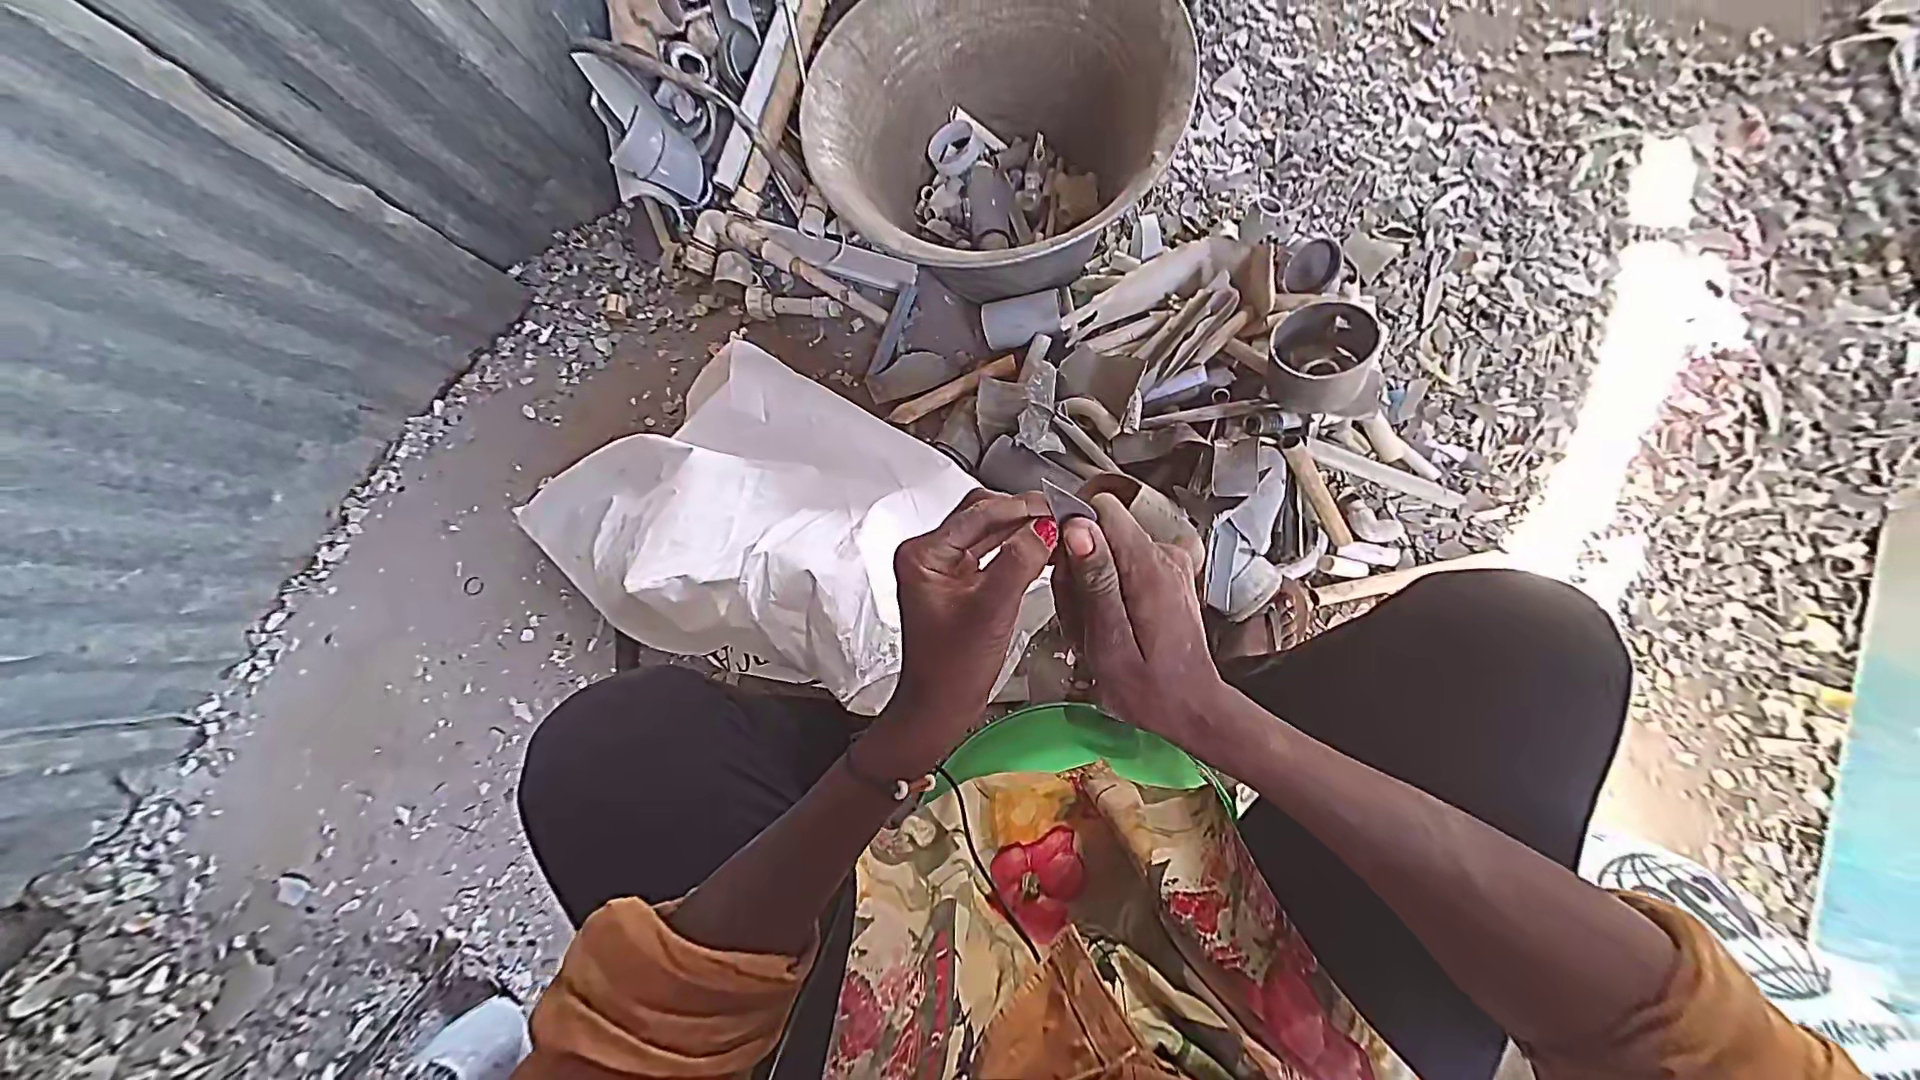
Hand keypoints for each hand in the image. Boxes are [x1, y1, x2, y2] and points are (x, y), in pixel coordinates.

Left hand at [879, 490, 1055, 762]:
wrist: (940, 709)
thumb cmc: (949, 673)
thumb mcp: (991, 612)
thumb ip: (1019, 563)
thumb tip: (1045, 528)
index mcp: (923, 556)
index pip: (977, 513)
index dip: (1021, 508)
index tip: (1055, 509)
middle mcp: (929, 556)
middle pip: (982, 515)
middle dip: (1023, 514)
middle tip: (1061, 516)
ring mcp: (944, 568)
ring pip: (989, 532)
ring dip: (1023, 530)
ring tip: (1057, 530)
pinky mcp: (959, 582)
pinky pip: (992, 552)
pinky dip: (1018, 549)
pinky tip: (1042, 550)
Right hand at [1053, 493, 1230, 751]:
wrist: (1190, 709)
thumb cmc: (1150, 689)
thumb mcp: (1109, 641)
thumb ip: (1094, 581)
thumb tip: (1078, 528)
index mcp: (1149, 568)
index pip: (1100, 509)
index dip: (1071, 532)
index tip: (1064, 568)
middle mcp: (1165, 556)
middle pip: (1100, 530)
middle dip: (1076, 566)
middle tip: (1080, 612)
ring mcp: (1168, 563)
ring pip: (1105, 547)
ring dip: (1088, 581)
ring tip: (1095, 622)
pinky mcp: (1165, 573)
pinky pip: (1120, 561)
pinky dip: (1105, 585)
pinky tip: (1108, 617)